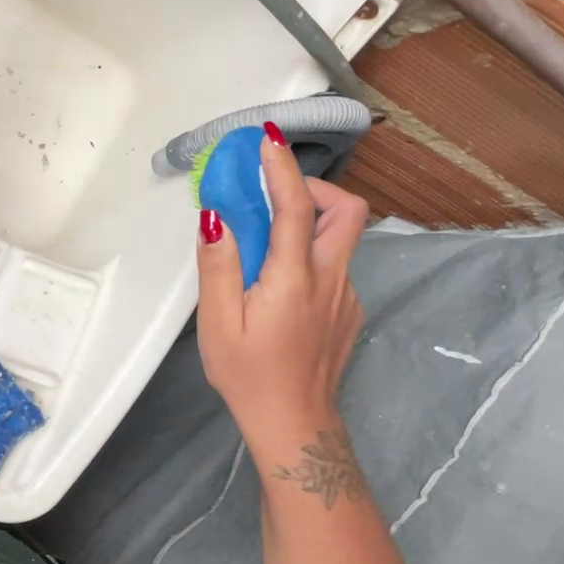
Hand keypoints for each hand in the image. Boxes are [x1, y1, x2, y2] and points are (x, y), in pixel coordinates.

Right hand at [195, 127, 368, 444]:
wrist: (294, 423)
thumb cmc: (248, 373)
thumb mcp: (217, 321)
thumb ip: (218, 266)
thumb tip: (215, 217)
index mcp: (295, 279)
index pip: (296, 207)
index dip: (282, 169)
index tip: (268, 140)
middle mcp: (331, 279)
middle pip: (346, 212)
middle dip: (313, 189)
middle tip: (273, 196)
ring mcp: (346, 295)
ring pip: (340, 239)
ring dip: (308, 221)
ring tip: (263, 241)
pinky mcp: (348, 310)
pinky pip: (333, 265)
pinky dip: (307, 253)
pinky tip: (275, 282)